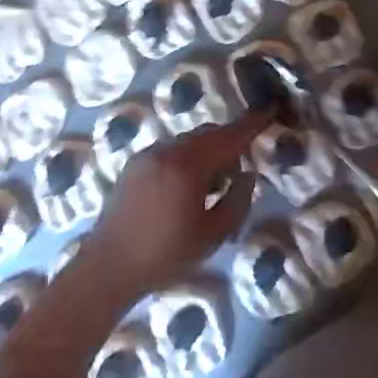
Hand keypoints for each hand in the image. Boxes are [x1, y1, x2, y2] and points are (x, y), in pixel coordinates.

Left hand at [84, 112, 268, 300]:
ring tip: (211, 188)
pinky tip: (185, 190)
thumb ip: (237, 200)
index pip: (229, 136)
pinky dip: (185, 159)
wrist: (108, 267)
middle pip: (207, 133)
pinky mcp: (133, 165)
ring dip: (206, 153)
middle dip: (228, 143)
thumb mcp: (213, 234)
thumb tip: (246, 176)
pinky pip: (169, 151)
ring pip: (187, 141)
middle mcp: (166, 151)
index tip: (269, 109)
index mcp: (188, 165)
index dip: (252, 123)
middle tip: (239, 173)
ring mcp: (146, 155)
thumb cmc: (165, 255)